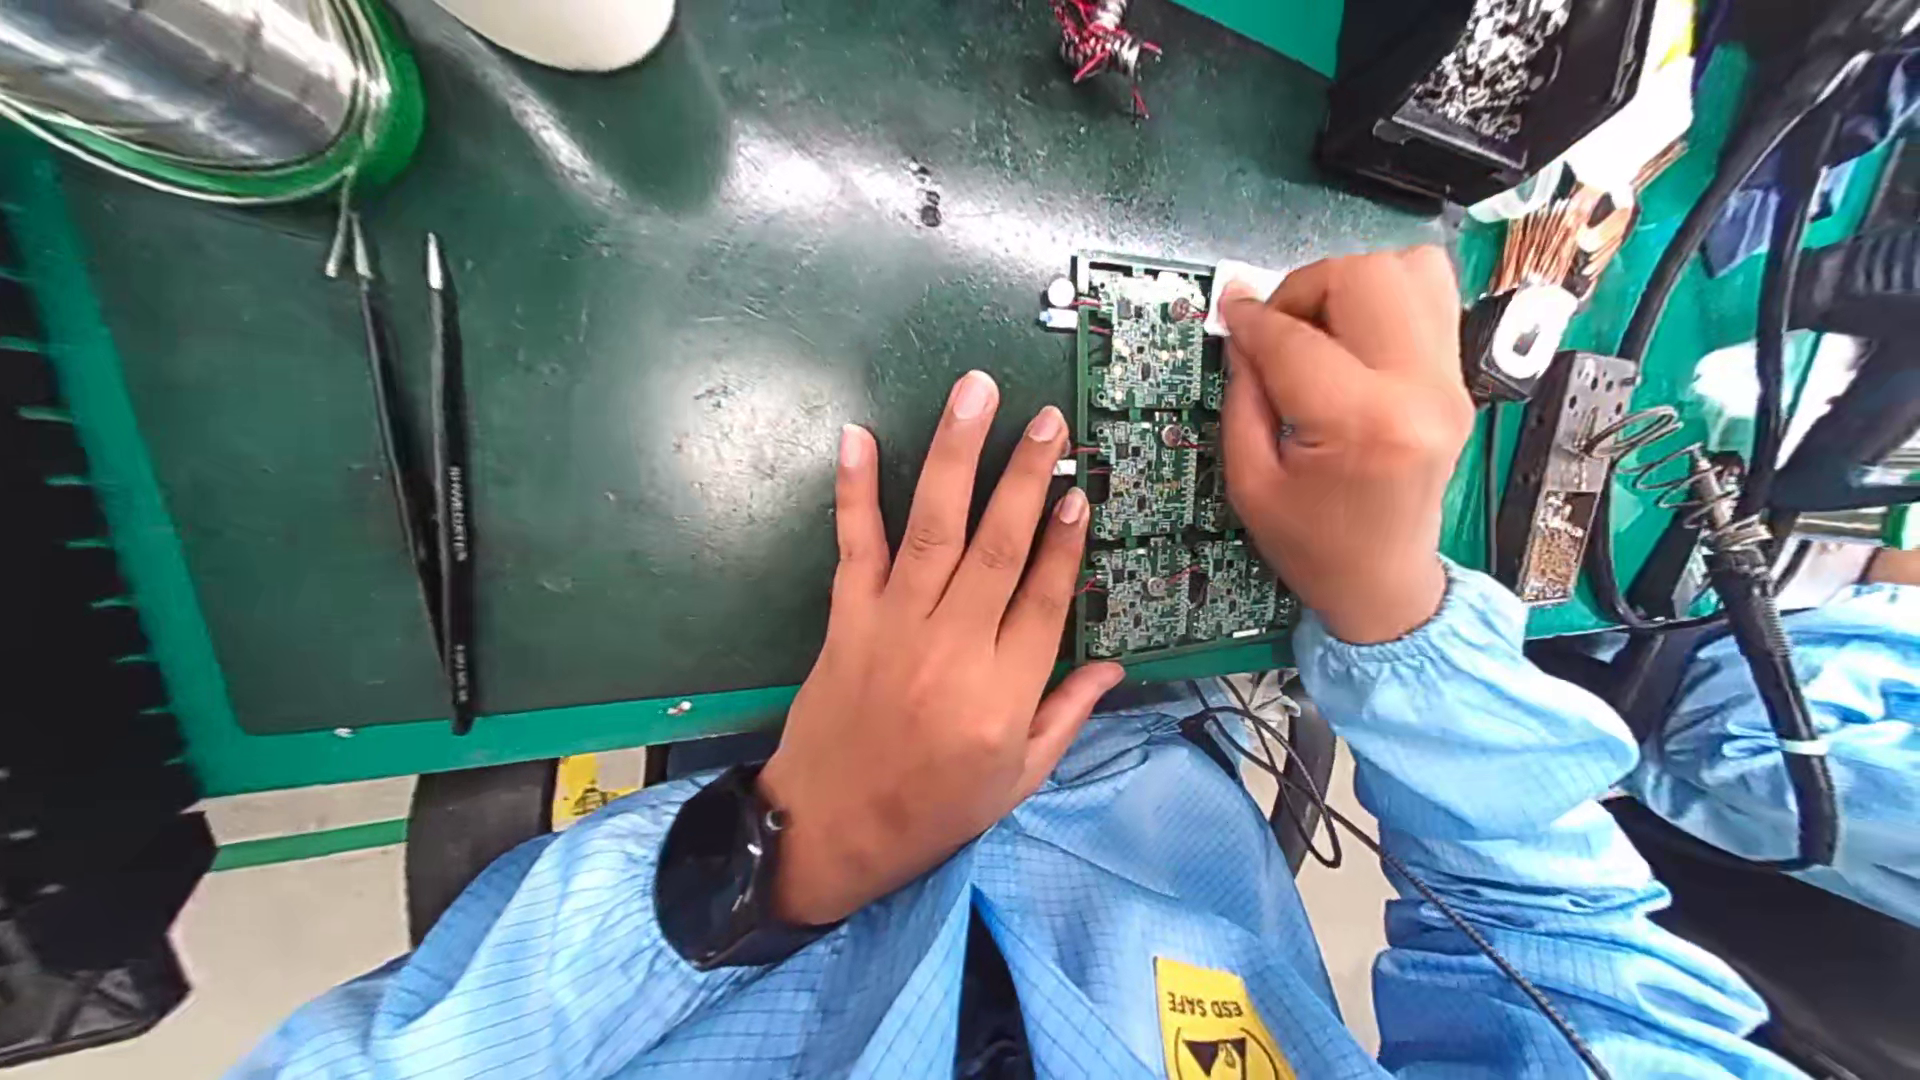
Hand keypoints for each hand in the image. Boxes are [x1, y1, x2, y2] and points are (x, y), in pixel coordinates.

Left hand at [758, 372, 1124, 924]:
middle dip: (1026, 477)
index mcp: (1005, 693)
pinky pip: (855, 545)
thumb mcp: (1017, 780)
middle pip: (998, 547)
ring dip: (957, 457)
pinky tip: (859, 436)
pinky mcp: (847, 617)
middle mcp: (954, 647)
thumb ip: (1066, 715)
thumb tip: (1113, 666)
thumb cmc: (932, 810)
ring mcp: (894, 625)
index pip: (1046, 598)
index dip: (1066, 540)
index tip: (1080, 489)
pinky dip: (856, 490)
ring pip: (934, 529)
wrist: (830, 829)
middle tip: (1047, 422)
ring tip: (975, 396)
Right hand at [1220, 247, 1473, 643]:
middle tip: (1274, 330)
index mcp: (1361, 425)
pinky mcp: (1457, 379)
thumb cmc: (1306, 542)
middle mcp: (1419, 389)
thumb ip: (1243, 397)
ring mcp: (1449, 380)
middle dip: (1303, 288)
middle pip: (1365, 277)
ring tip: (1315, 328)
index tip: (1227, 313)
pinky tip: (1348, 336)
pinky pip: (1429, 298)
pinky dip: (1382, 297)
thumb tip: (1243, 330)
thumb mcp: (1248, 480)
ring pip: (1409, 269)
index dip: (1250, 320)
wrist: (1382, 579)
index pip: (1295, 340)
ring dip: (1347, 285)